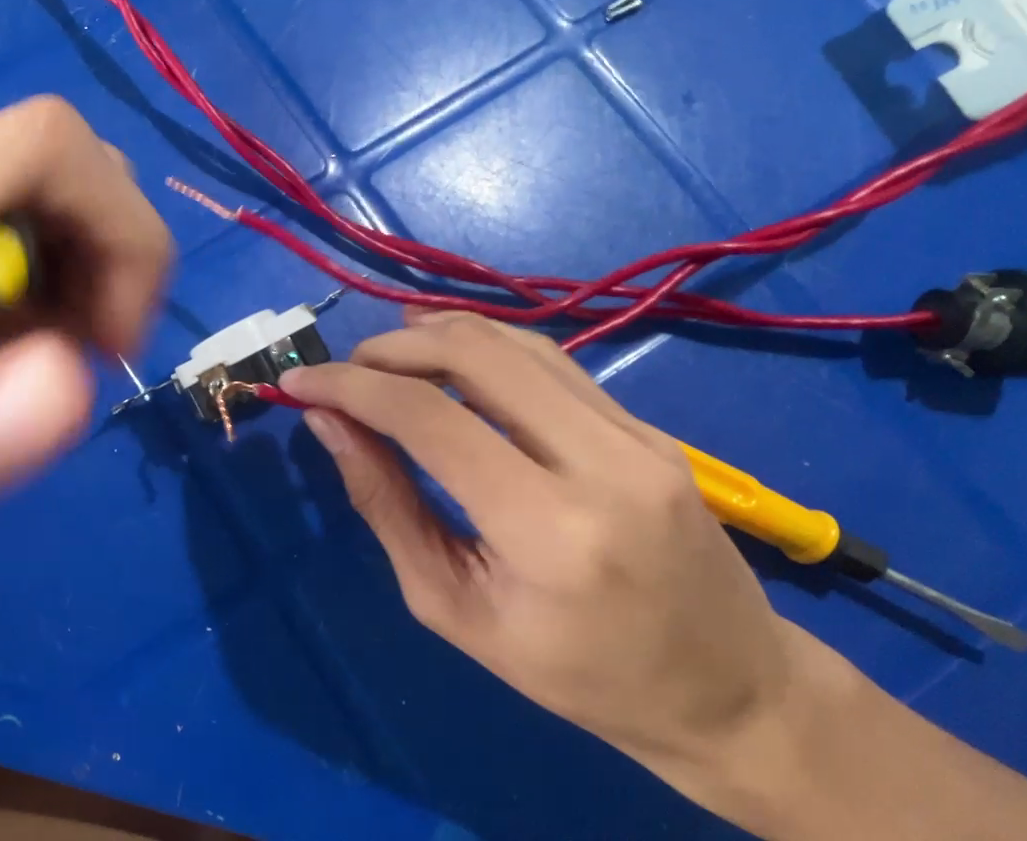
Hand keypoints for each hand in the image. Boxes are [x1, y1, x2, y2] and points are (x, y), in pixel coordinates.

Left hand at [0, 97, 171, 646]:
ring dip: (67, 274)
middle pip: (43, 161)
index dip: (118, 227)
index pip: (36, 146)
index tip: (109, 344)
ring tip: (18, 379)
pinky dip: (25, 273)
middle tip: (76, 374)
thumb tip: (72, 382)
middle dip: (103, 260)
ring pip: (21, 187)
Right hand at [278, 312, 814, 777]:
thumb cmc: (574, 673)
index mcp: (548, 529)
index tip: (298, 383)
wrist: (727, 690)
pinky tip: (443, 356)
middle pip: (475, 354)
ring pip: (515, 342)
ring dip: (433, 336)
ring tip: (381, 358)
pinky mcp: (649, 427)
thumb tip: (329, 423)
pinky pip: (550, 362)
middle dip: (389, 348)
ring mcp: (637, 436)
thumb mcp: (452, 606)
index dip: (350, 386)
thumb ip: (385, 504)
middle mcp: (601, 462)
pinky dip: (482, 347)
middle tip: (341, 372)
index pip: (428, 417)